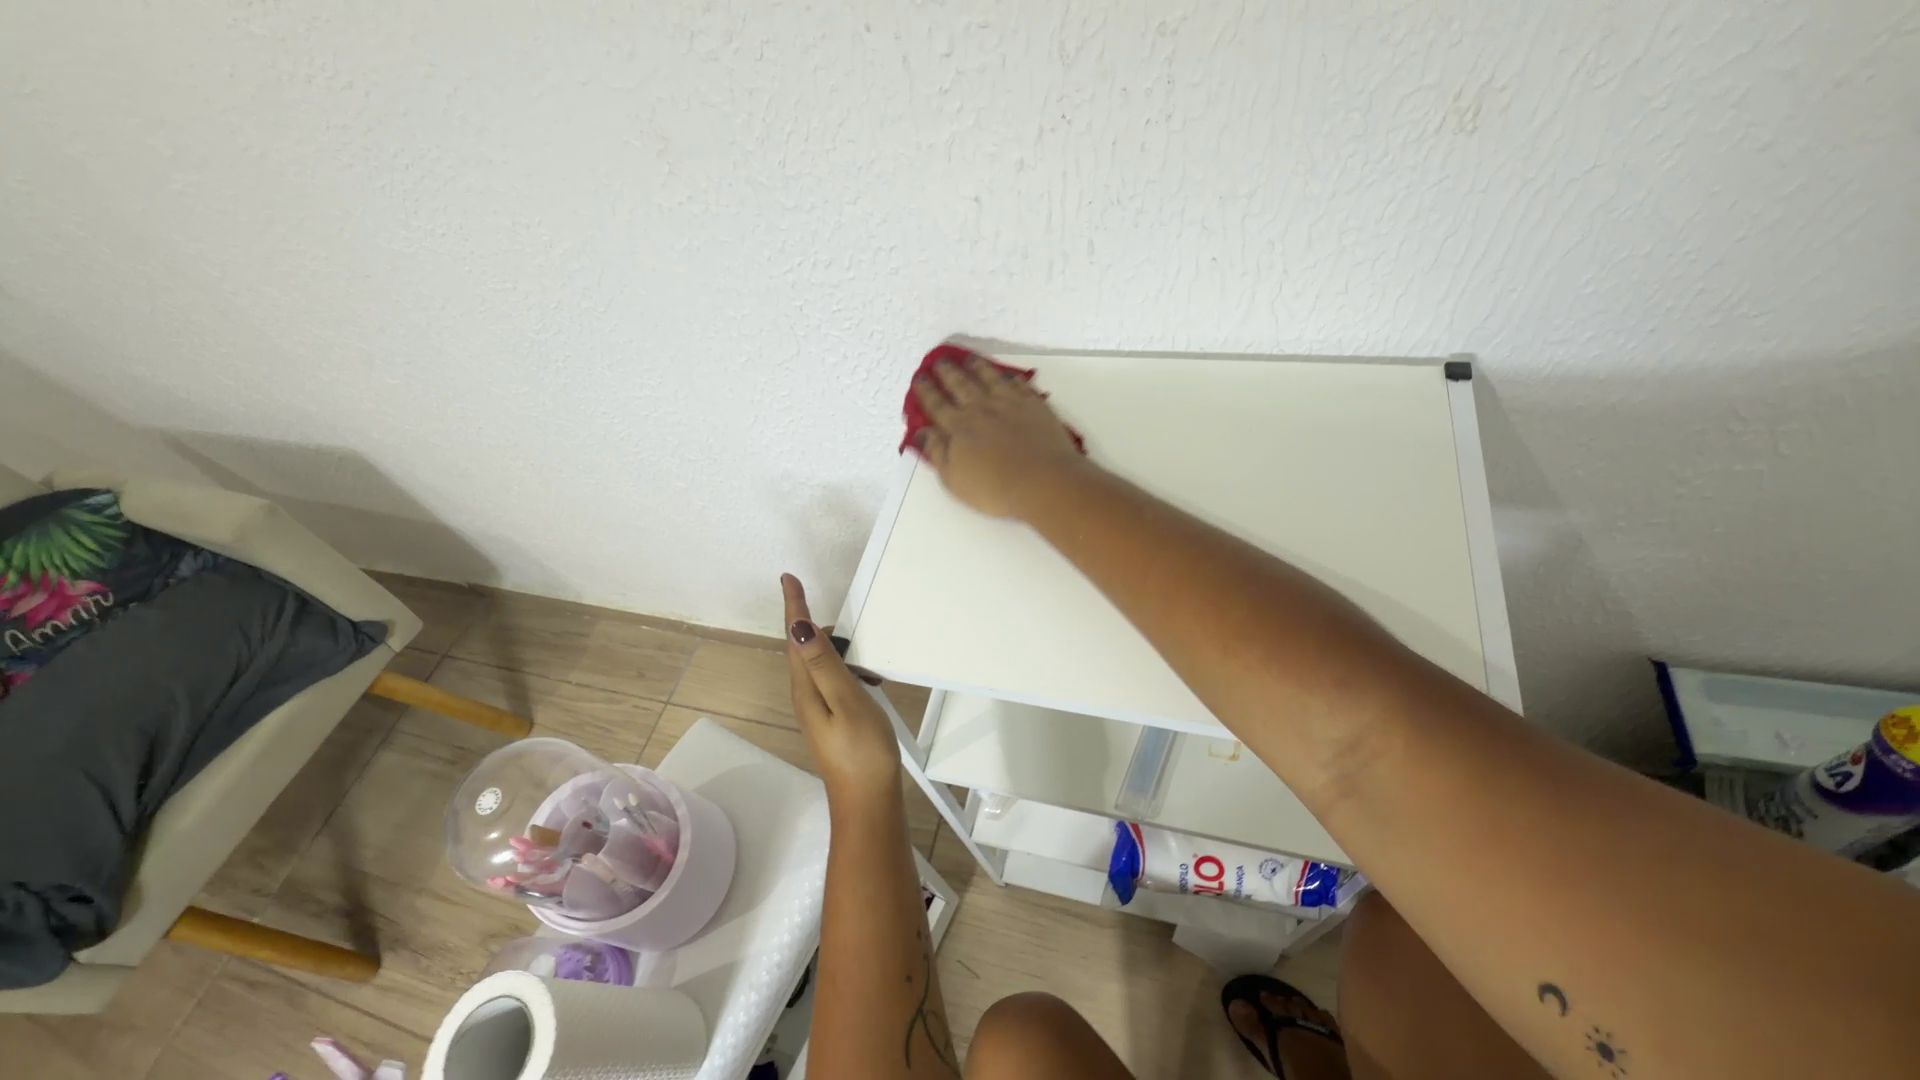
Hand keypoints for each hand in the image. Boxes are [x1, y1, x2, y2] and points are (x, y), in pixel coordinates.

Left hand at [781, 573, 901, 807]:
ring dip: (839, 650)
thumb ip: (825, 664)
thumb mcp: (846, 701)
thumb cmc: (861, 752)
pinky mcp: (833, 719)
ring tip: (867, 654)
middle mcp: (806, 696)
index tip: (789, 578)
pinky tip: (871, 681)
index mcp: (806, 688)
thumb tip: (799, 627)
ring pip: (821, 665)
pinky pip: (834, 681)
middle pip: (804, 649)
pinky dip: (851, 671)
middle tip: (845, 616)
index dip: (793, 606)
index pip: (794, 638)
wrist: (868, 801)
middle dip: (818, 626)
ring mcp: (818, 709)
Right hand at [911, 355, 1092, 519]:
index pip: (937, 405)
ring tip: (969, 358)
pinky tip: (1007, 375)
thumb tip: (921, 431)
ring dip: (977, 367)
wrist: (1043, 481)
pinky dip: (1010, 377)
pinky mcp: (1034, 405)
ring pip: (990, 378)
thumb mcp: (954, 479)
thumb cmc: (994, 489)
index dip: (926, 391)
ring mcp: (1010, 403)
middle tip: (940, 360)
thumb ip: (936, 452)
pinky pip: (1019, 384)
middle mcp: (982, 408)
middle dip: (948, 372)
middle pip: (961, 385)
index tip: (919, 378)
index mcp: (959, 427)